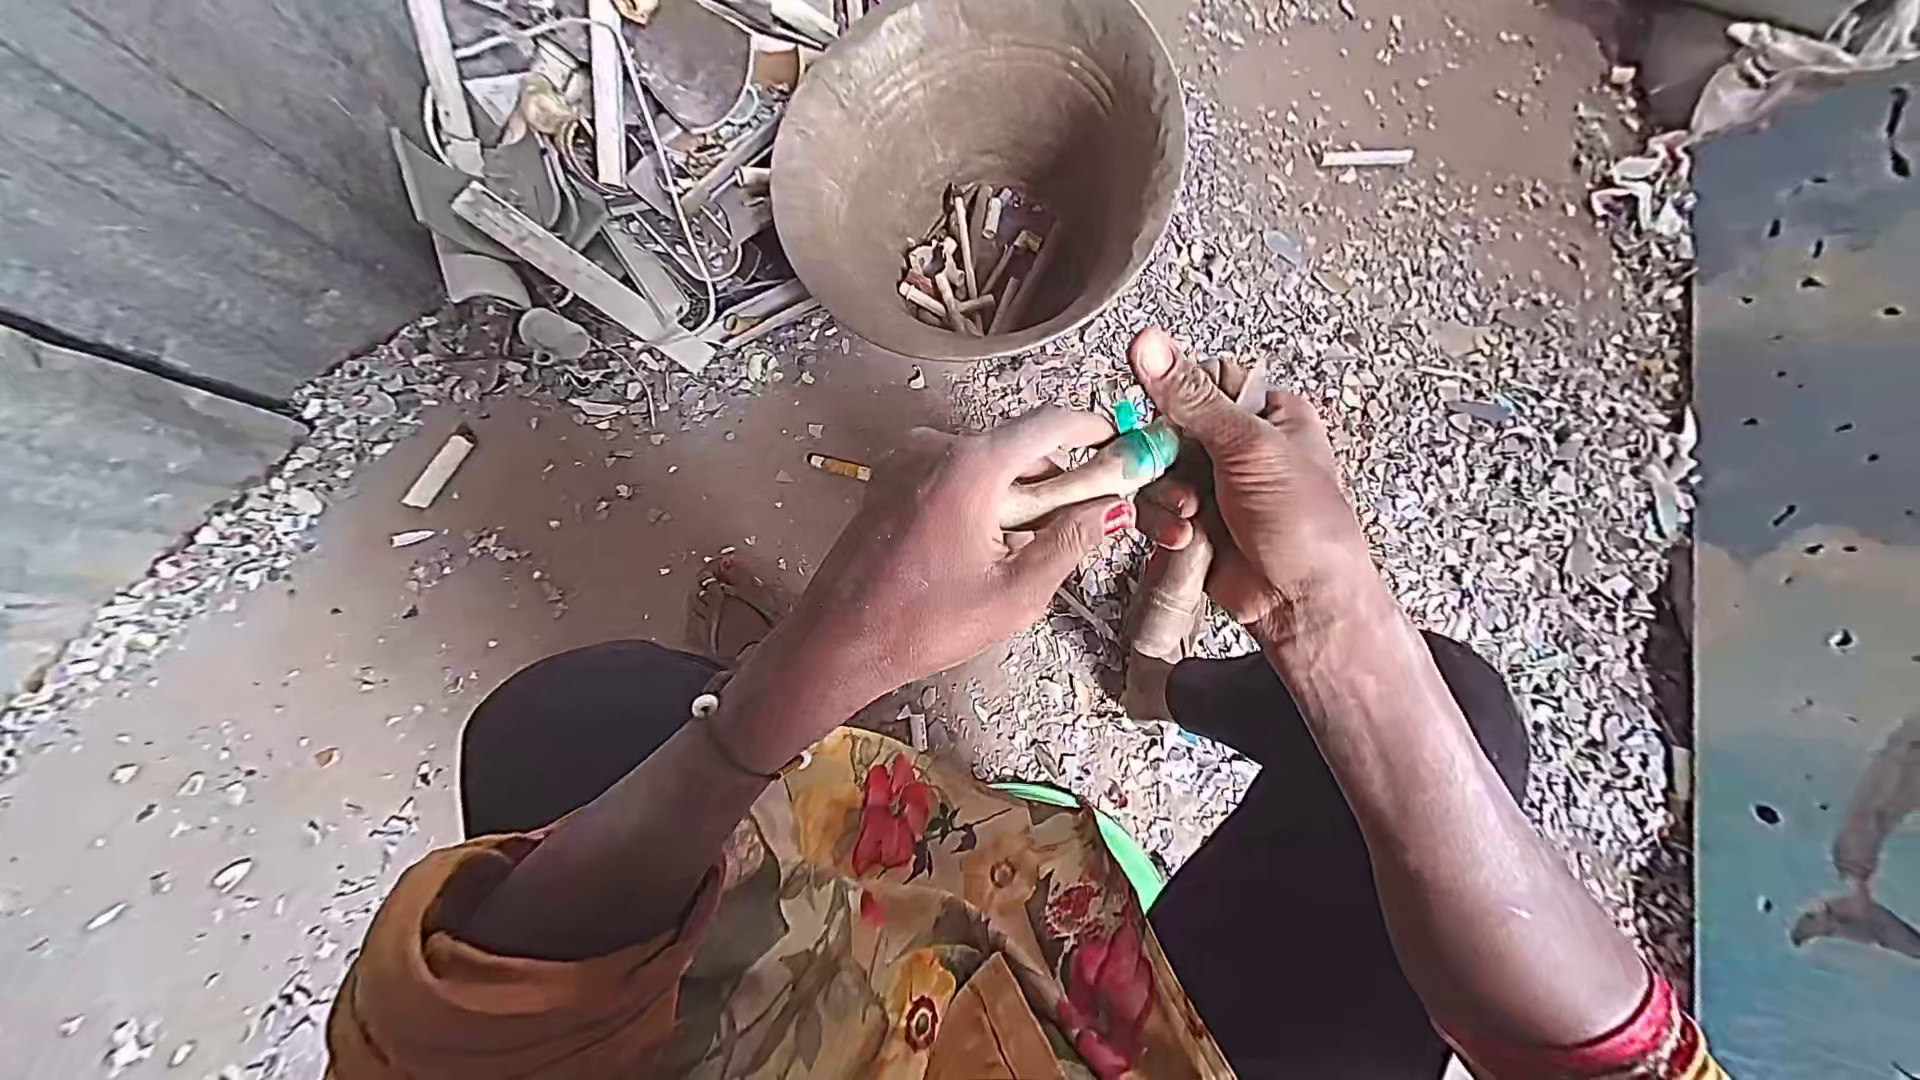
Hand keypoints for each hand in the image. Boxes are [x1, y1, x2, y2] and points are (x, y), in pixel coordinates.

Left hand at [778, 407, 1134, 712]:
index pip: (1049, 424)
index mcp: (968, 467)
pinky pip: (953, 473)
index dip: (1090, 432)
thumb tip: (1110, 510)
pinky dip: (979, 496)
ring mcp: (907, 462)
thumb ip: (1070, 542)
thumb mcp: (1014, 592)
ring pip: (985, 461)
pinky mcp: (891, 479)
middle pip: (1016, 446)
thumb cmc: (916, 624)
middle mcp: (933, 450)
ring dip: (1015, 492)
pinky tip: (980, 542)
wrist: (840, 639)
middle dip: (1052, 479)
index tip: (1112, 445)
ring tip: (1020, 547)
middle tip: (1075, 518)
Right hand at [1126, 327, 1380, 640]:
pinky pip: (1151, 509)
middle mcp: (1231, 447)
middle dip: (1163, 462)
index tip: (1163, 425)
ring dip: (1164, 498)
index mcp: (1262, 414)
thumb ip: (1191, 399)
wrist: (1301, 604)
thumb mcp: (1248, 448)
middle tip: (1182, 481)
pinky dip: (1162, 523)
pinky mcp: (1188, 521)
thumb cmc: (1305, 526)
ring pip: (1151, 474)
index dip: (1172, 404)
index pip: (1197, 385)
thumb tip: (1150, 344)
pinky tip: (1185, 537)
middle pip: (1164, 432)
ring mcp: (1208, 486)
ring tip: (1192, 516)